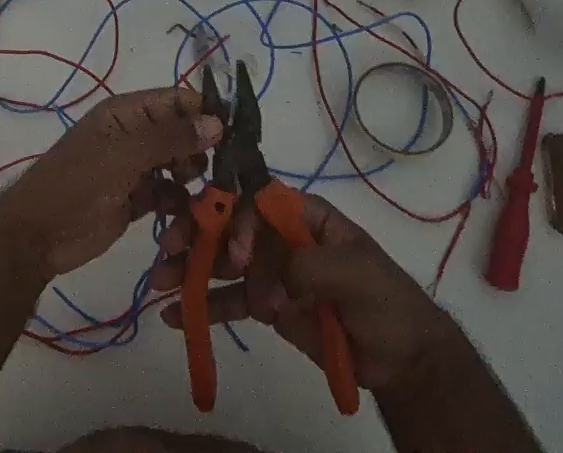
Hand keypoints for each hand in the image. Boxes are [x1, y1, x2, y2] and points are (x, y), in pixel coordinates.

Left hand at [0, 87, 223, 280]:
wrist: (39, 235)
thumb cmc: (76, 184)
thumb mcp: (123, 157)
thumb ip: (170, 138)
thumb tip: (216, 122)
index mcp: (126, 113)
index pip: (176, 100)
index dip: (206, 111)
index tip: (239, 134)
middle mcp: (134, 135)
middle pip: (182, 133)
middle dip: (205, 150)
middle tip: (224, 173)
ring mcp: (136, 168)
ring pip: (180, 165)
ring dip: (195, 180)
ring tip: (205, 198)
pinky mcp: (138, 199)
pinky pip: (171, 194)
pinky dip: (182, 204)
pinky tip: (190, 218)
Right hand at [152, 191, 459, 391]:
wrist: (402, 360)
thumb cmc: (387, 303)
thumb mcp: (356, 274)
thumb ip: (309, 263)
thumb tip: (262, 266)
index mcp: (303, 216)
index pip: (257, 201)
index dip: (237, 219)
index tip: (235, 255)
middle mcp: (279, 236)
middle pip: (228, 225)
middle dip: (196, 236)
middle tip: (167, 252)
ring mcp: (269, 270)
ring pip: (220, 262)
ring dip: (190, 269)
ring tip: (160, 284)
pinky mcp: (263, 304)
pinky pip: (227, 300)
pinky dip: (202, 306)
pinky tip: (174, 316)